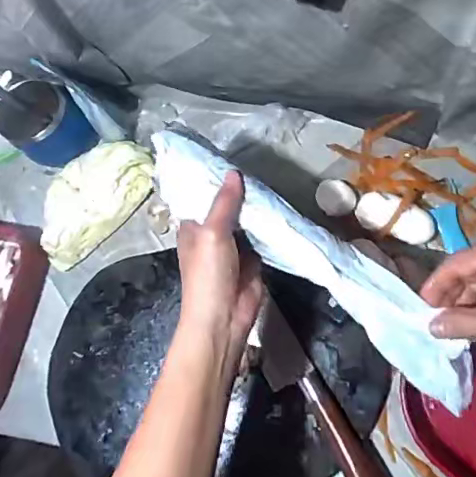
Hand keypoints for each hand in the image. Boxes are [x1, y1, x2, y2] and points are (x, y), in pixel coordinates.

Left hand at [175, 171, 265, 359]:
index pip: (203, 196)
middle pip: (228, 206)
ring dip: (258, 207)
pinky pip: (263, 235)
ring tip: (274, 180)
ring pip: (247, 219)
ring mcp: (234, 246)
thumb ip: (224, 203)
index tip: (231, 157)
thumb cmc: (208, 275)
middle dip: (242, 191)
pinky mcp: (253, 258)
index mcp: (193, 226)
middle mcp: (212, 233)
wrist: (224, 319)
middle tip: (260, 165)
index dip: (215, 179)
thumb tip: (234, 173)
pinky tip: (282, 206)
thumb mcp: (212, 233)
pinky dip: (271, 225)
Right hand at [419, 238, 475, 365]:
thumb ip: (460, 323)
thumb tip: (430, 326)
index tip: (418, 310)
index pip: (451, 266)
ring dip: (462, 308)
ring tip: (448, 331)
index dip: (433, 287)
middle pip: (463, 275)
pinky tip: (469, 330)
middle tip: (431, 324)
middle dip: (447, 299)